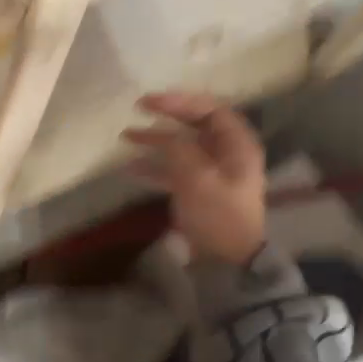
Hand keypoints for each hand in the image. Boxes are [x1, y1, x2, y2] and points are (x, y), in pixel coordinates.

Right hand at [121, 93, 266, 265]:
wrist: (227, 260)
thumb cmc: (219, 216)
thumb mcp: (199, 179)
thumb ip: (180, 150)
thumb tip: (163, 133)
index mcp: (237, 145)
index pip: (211, 110)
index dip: (181, 101)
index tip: (151, 102)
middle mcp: (226, 153)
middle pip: (195, 125)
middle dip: (166, 116)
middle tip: (138, 109)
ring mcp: (210, 172)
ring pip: (181, 146)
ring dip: (155, 140)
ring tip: (126, 136)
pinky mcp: (196, 190)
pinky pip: (173, 170)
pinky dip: (153, 166)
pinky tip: (130, 168)